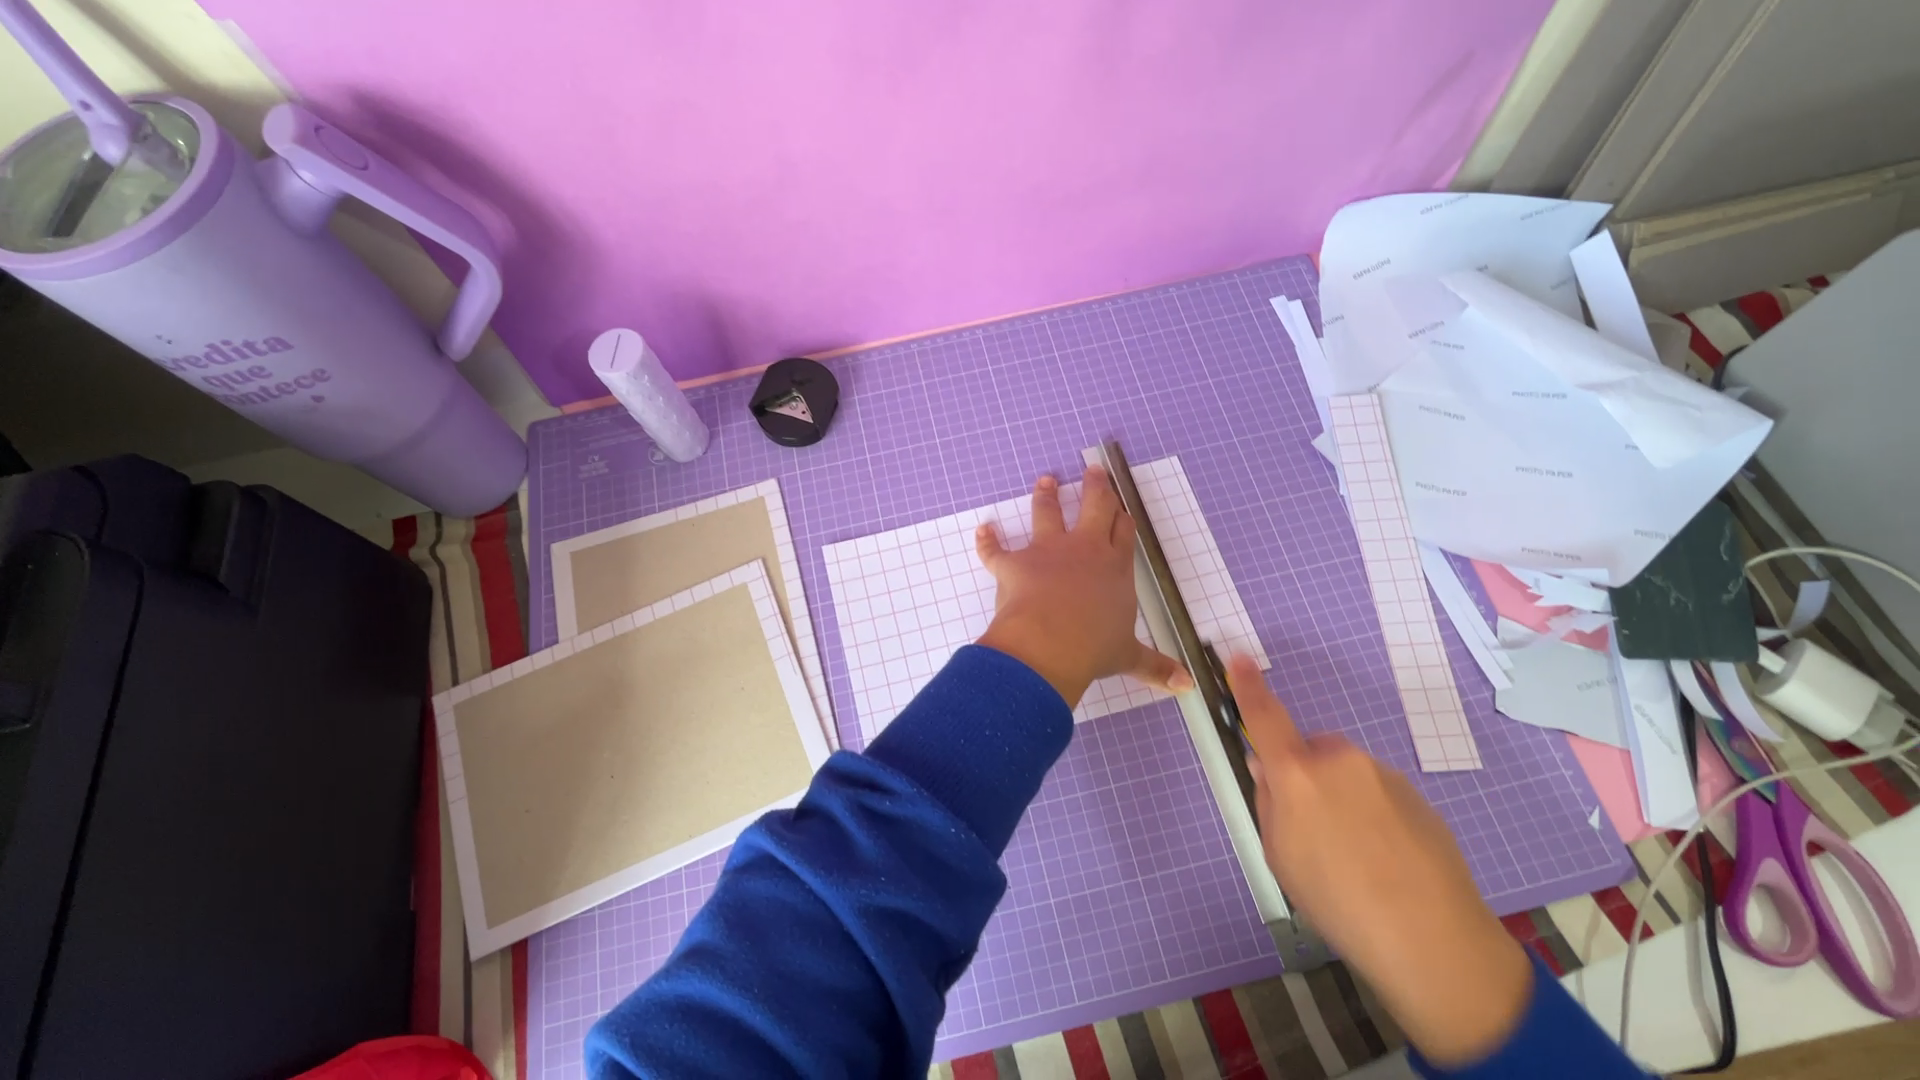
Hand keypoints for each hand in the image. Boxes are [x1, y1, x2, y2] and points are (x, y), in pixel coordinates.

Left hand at [974, 467, 1190, 706]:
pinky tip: (983, 529)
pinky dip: (988, 540)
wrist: (1049, 645)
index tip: (1122, 503)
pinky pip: (996, 549)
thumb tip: (1187, 686)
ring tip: (1046, 480)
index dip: (1122, 516)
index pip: (1123, 532)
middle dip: (1095, 487)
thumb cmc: (1094, 649)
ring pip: (1047, 513)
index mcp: (1115, 568)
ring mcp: (1047, 552)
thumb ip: (1156, 667)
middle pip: (1094, 508)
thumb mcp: (1129, 657)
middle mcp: (1084, 550)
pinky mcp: (1014, 564)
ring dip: (1046, 495)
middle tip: (1093, 469)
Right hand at [1226, 655, 1532, 1068]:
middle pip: (1311, 752)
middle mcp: (1341, 761)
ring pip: (1346, 774)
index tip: (1239, 659)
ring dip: (1339, 797)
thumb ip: (1270, 804)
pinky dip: (1372, 815)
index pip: (1264, 717)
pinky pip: (1378, 794)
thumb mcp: (1279, 856)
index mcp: (1297, 774)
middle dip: (1303, 774)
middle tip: (1306, 828)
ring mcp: (1385, 775)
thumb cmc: (1336, 900)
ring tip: (1353, 856)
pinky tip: (1384, 861)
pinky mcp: (1417, 796)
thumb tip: (1269, 772)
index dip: (1248, 687)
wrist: (1431, 938)